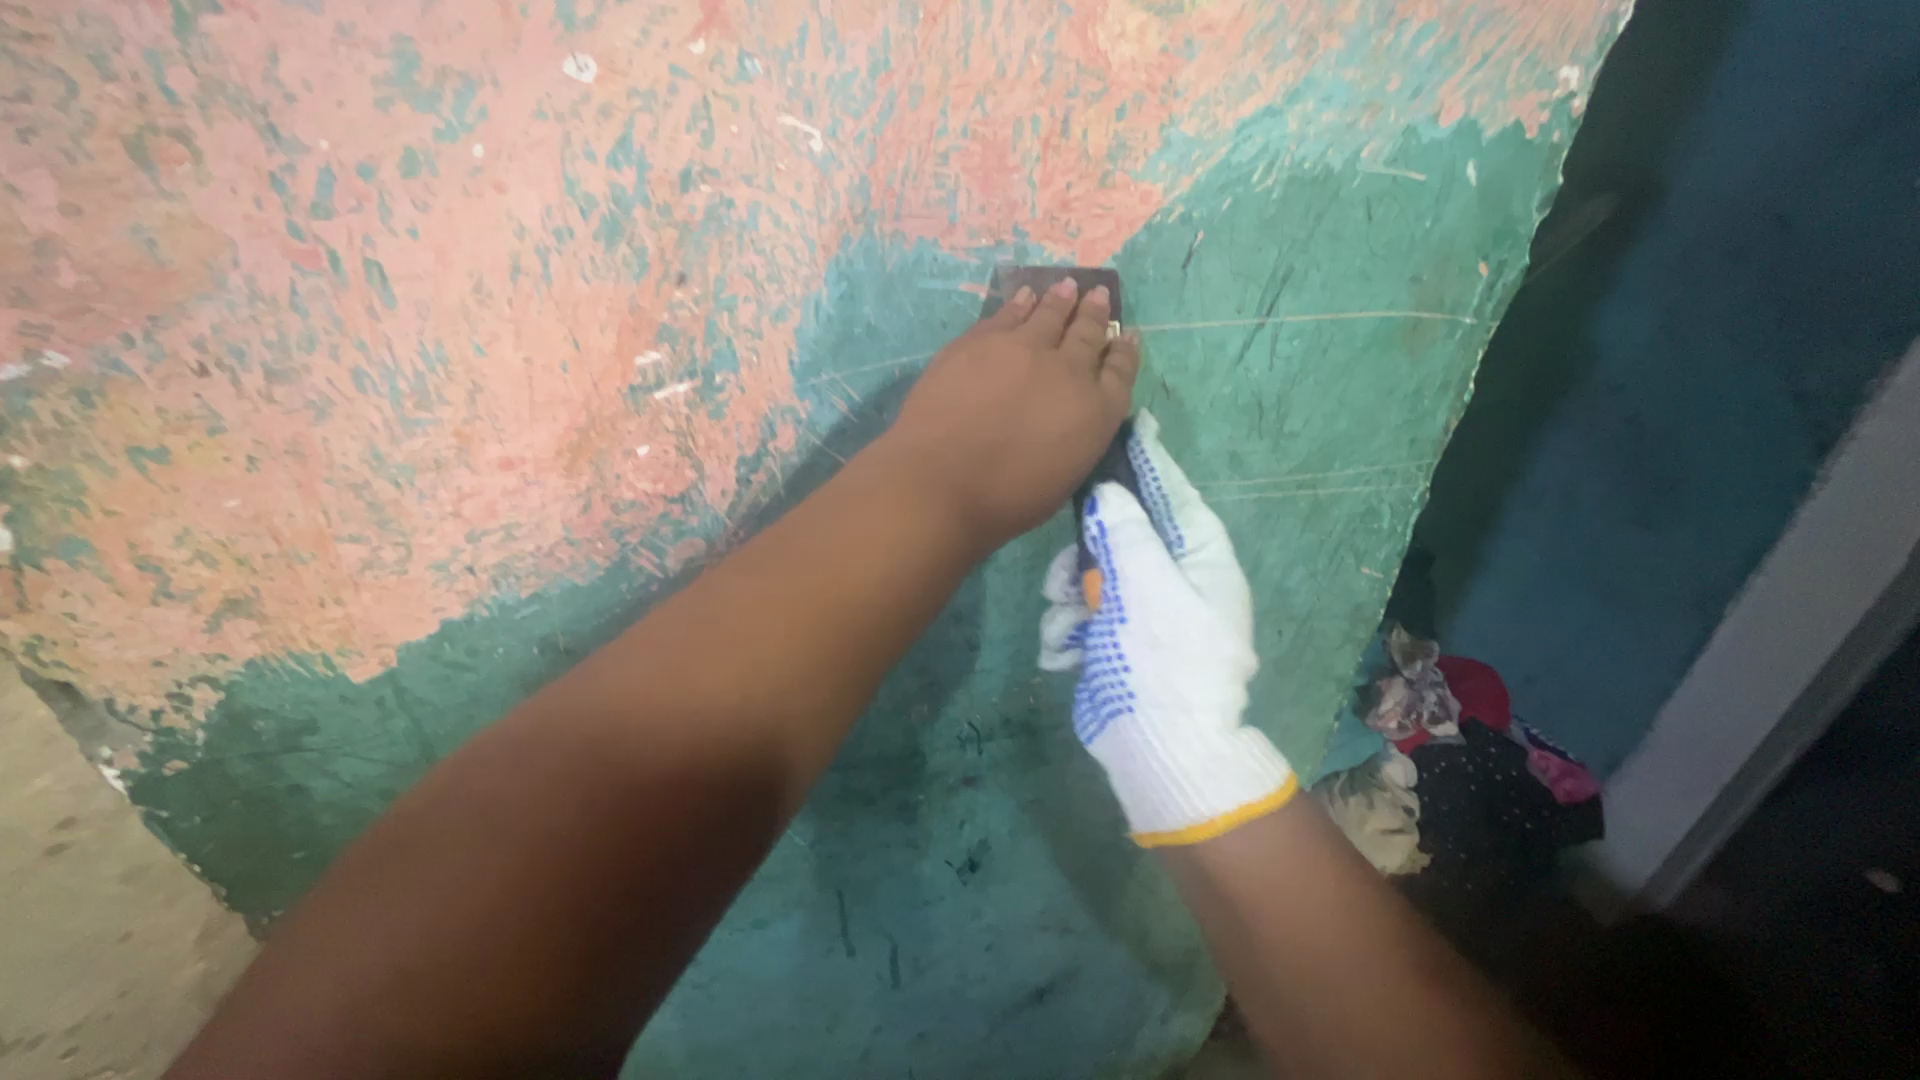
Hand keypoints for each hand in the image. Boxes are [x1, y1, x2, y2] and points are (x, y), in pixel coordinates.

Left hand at [883, 276, 1140, 546]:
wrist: (941, 483)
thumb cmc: (1006, 500)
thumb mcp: (1064, 476)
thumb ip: (1075, 436)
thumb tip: (1072, 413)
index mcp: (1095, 412)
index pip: (1120, 372)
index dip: (1125, 352)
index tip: (1127, 335)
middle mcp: (1067, 370)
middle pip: (1087, 333)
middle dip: (1095, 313)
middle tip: (1099, 293)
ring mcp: (1022, 349)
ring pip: (1048, 314)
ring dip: (1060, 299)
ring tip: (1066, 286)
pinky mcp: (980, 341)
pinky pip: (1007, 314)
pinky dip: (1020, 304)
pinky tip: (1023, 297)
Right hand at [1037, 412, 1295, 845]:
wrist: (1158, 749)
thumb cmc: (1164, 659)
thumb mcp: (1146, 586)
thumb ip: (1124, 532)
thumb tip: (1109, 491)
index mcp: (1201, 561)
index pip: (1174, 496)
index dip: (1149, 463)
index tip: (1131, 426)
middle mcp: (1176, 581)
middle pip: (1121, 537)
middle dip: (1087, 554)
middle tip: (1069, 572)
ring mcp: (1145, 615)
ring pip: (1092, 576)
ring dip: (1070, 598)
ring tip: (1069, 623)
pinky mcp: (1116, 642)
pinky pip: (1083, 615)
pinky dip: (1071, 631)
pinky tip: (1069, 652)